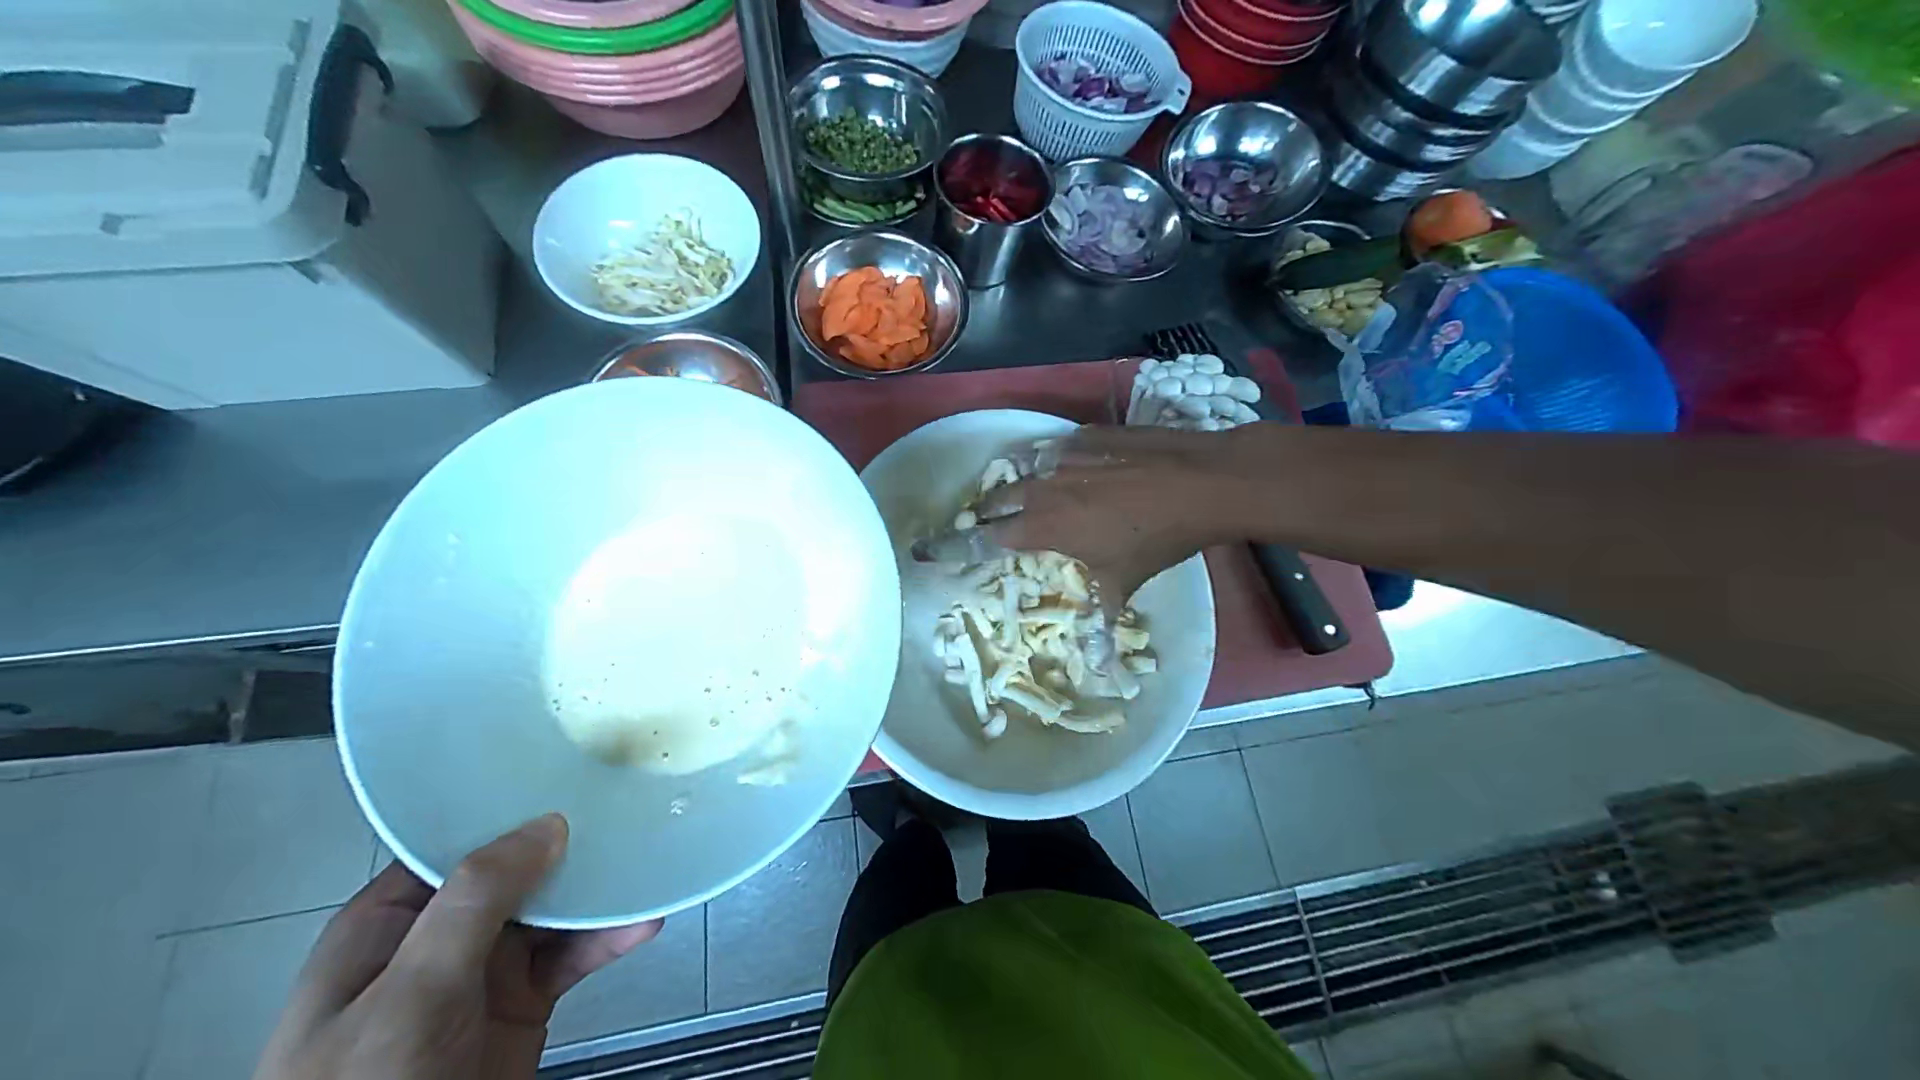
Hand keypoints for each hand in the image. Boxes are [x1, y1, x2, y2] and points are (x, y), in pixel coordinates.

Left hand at [254, 815, 658, 1079]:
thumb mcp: (414, 989)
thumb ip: (474, 901)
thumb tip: (546, 824)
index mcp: (393, 920)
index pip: (458, 843)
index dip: (513, 811)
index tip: (573, 781)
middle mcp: (440, 936)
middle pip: (518, 873)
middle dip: (571, 850)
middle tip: (628, 819)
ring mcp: (484, 970)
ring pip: (554, 911)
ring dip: (600, 896)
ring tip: (646, 870)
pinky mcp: (522, 1001)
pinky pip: (572, 956)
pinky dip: (608, 940)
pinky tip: (642, 924)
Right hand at [915, 425, 1259, 619]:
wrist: (1197, 481)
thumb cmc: (1154, 538)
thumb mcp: (1123, 583)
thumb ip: (1099, 620)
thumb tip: (1100, 672)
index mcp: (1040, 527)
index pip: (980, 539)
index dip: (948, 545)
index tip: (923, 548)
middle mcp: (1041, 489)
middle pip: (994, 500)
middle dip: (984, 514)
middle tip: (986, 524)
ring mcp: (1062, 457)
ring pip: (1021, 470)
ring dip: (1014, 485)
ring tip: (1021, 494)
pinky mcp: (1085, 436)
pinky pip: (1052, 450)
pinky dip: (1048, 463)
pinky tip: (1067, 469)